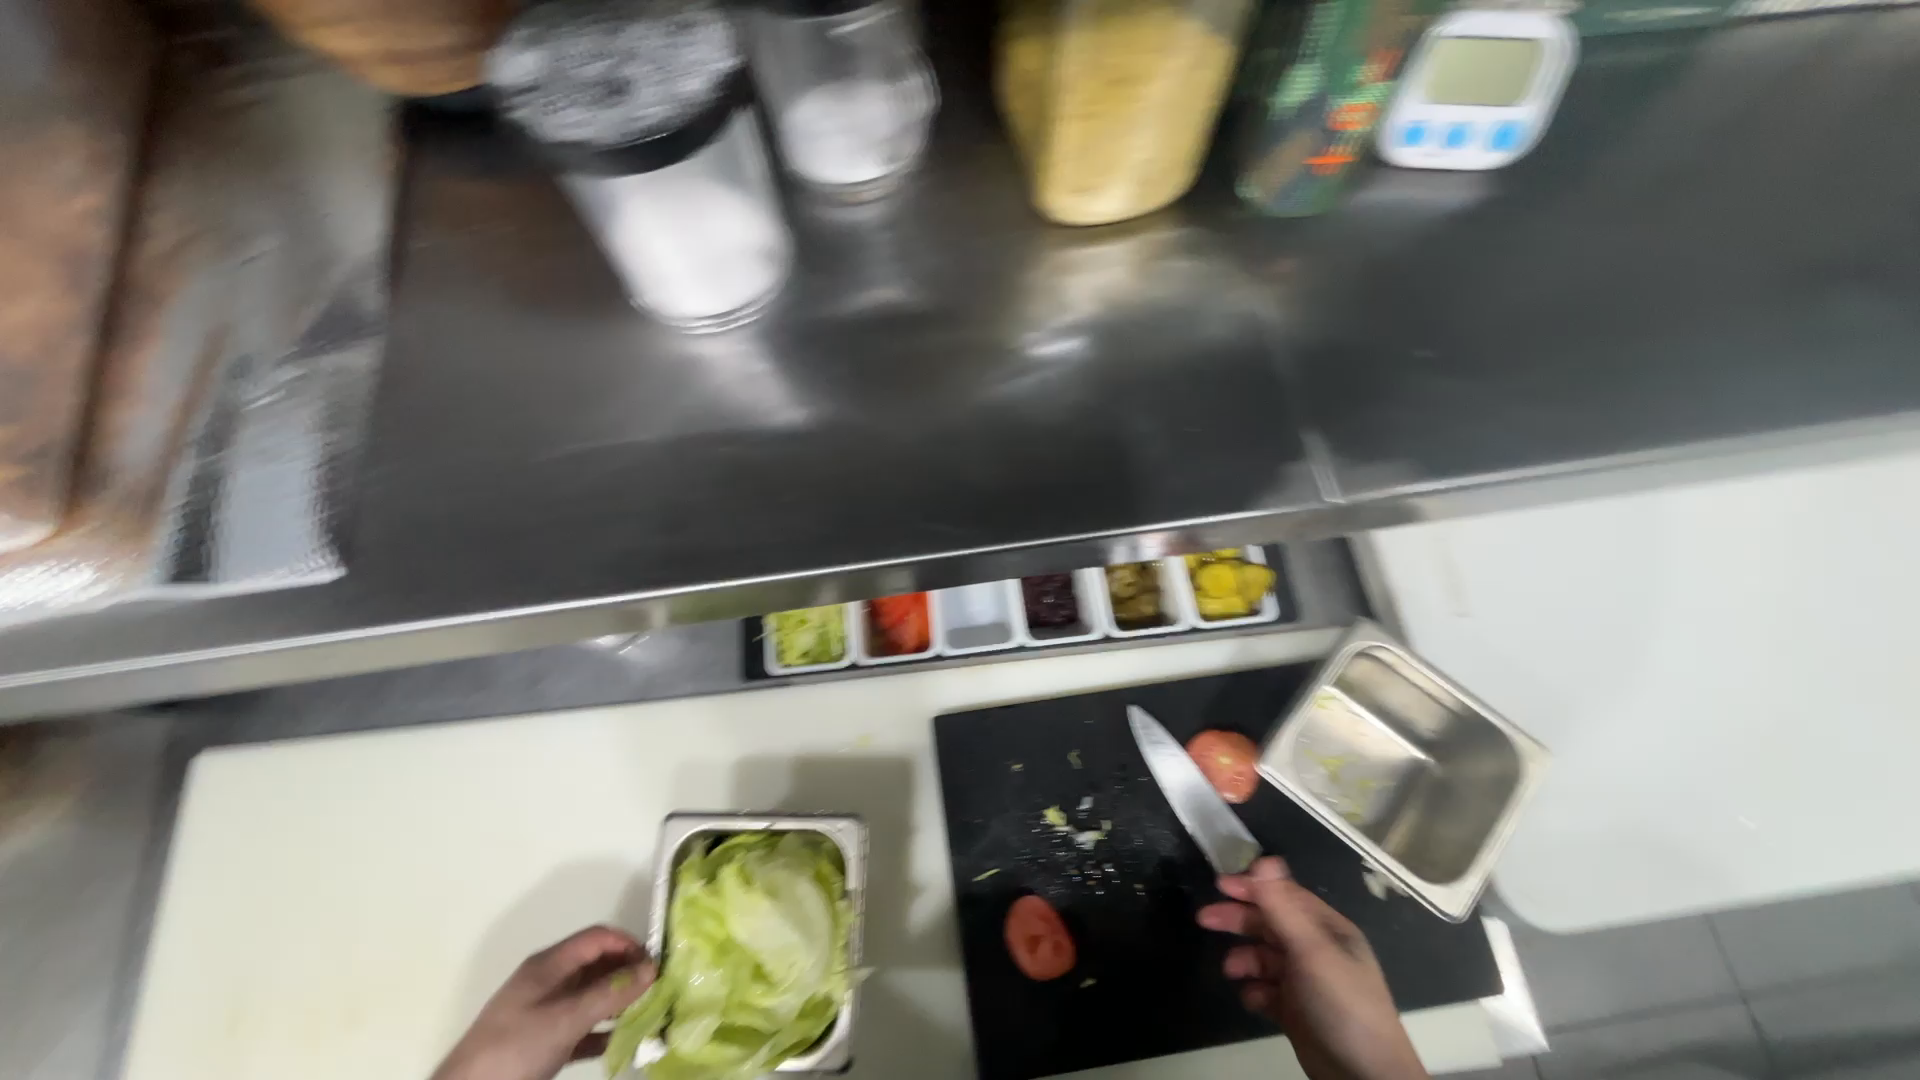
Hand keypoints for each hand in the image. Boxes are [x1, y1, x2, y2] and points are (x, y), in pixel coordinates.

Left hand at [433, 925, 655, 1079]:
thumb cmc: (515, 1051)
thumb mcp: (566, 1020)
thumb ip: (610, 993)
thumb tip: (652, 968)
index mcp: (549, 966)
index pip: (598, 938)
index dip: (628, 944)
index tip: (654, 965)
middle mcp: (548, 982)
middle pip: (597, 965)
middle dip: (627, 974)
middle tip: (656, 991)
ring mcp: (544, 1013)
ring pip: (591, 996)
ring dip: (618, 1002)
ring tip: (645, 1014)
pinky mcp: (542, 1042)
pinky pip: (581, 1027)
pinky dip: (601, 1031)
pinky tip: (620, 1042)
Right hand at [1197, 858, 1428, 1079]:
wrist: (1364, 1076)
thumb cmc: (1341, 1002)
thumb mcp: (1310, 950)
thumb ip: (1282, 906)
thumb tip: (1264, 859)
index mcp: (1328, 929)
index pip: (1284, 896)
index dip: (1253, 888)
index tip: (1219, 884)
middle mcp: (1317, 950)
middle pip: (1269, 924)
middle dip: (1238, 920)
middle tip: (1204, 918)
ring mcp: (1306, 982)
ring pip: (1264, 957)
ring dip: (1244, 958)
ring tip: (1231, 971)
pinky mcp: (1296, 1011)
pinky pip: (1266, 990)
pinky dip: (1254, 991)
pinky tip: (1253, 999)